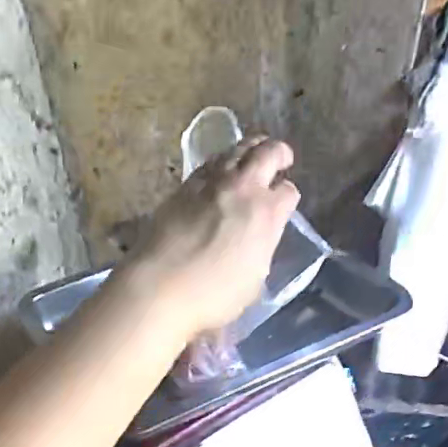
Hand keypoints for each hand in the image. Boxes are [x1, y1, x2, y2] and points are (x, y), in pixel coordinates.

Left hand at [119, 136, 300, 336]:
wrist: (160, 287)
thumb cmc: (211, 298)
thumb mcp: (251, 284)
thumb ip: (259, 255)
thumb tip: (255, 245)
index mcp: (266, 215)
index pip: (287, 194)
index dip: (287, 198)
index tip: (284, 204)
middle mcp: (243, 189)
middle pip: (267, 154)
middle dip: (278, 154)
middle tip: (281, 158)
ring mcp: (212, 184)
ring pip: (237, 150)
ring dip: (249, 148)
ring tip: (252, 153)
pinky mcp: (184, 187)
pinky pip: (209, 163)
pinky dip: (220, 161)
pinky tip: (219, 169)